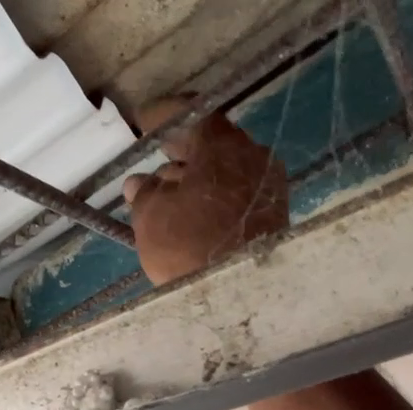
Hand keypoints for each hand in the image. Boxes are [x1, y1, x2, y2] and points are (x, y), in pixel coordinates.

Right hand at [123, 100, 289, 285]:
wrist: (237, 292)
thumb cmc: (187, 247)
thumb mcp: (151, 218)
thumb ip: (144, 193)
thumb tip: (139, 181)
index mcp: (221, 145)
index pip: (192, 114)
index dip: (164, 116)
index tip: (143, 121)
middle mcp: (252, 154)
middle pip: (211, 143)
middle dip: (181, 150)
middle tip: (156, 156)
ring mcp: (267, 183)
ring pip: (224, 169)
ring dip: (197, 177)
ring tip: (169, 194)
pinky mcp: (272, 212)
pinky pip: (236, 192)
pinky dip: (213, 196)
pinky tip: (194, 213)